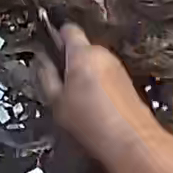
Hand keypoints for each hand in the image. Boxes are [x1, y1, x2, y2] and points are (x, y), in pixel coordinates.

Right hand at [34, 23, 159, 164]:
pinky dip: (97, 85)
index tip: (47, 45)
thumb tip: (41, 62)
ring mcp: (117, 68)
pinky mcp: (126, 82)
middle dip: (68, 61)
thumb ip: (45, 74)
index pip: (67, 29)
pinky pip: (105, 75)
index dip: (54, 34)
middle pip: (80, 48)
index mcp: (82, 54)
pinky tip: (90, 106)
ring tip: (74, 99)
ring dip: (83, 74)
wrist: (132, 143)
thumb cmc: (94, 123)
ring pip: (93, 63)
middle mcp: (103, 55)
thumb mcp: (55, 100)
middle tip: (58, 82)